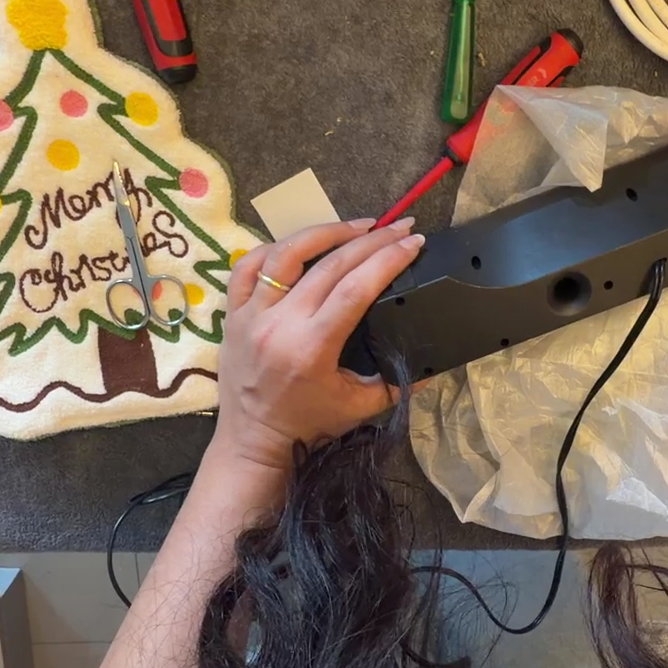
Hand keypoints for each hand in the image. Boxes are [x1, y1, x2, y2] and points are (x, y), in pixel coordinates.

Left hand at [211, 217, 424, 473]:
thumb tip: (434, 367)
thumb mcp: (359, 409)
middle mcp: (280, 324)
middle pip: (330, 265)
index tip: (413, 243)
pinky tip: (304, 242)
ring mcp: (251, 315)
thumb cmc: (308, 425)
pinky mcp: (233, 314)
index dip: (387, 260)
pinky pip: (248, 266)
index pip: (355, 289)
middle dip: (371, 240)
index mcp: (312, 348)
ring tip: (358, 225)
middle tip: (400, 226)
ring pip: (286, 254)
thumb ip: (396, 385)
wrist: (251, 442)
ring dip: (326, 232)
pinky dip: (276, 248)